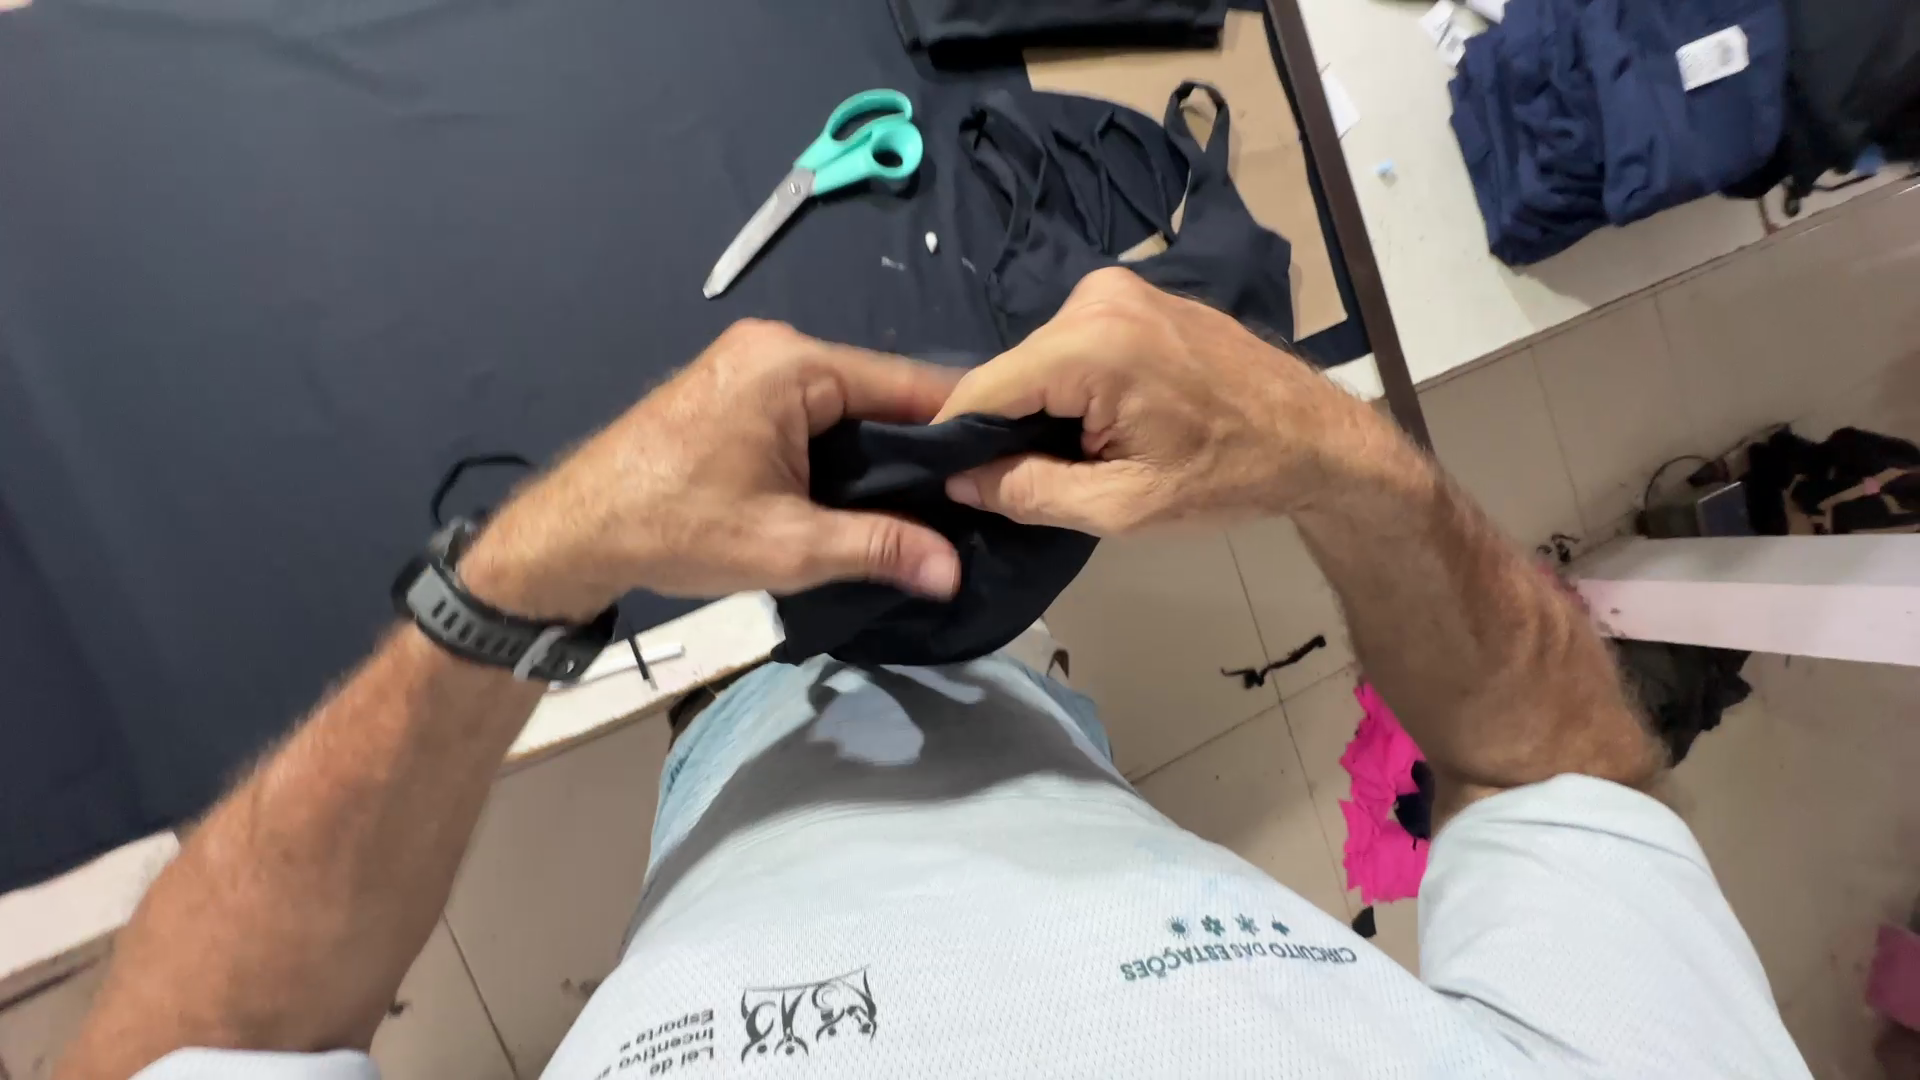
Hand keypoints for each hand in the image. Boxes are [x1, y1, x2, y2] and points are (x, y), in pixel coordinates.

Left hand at [460, 320, 964, 618]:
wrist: (573, 532)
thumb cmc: (677, 529)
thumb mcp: (788, 546)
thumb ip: (879, 547)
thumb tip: (954, 570)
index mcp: (792, 364)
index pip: (906, 383)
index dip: (958, 422)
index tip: (999, 457)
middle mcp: (776, 347)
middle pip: (877, 389)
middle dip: (920, 439)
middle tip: (968, 488)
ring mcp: (752, 362)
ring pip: (847, 402)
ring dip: (882, 445)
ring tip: (931, 492)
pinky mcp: (738, 386)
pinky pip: (814, 408)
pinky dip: (845, 443)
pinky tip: (868, 481)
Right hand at [932, 268, 1394, 534]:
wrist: (1315, 439)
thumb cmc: (1225, 478)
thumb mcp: (1120, 507)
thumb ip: (1028, 492)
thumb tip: (959, 478)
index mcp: (1091, 345)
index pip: (981, 388)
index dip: (954, 437)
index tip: (947, 478)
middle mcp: (1094, 299)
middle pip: (1010, 373)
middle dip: (1004, 427)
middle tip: (1023, 479)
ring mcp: (1116, 289)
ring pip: (1037, 361)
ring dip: (1038, 409)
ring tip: (1073, 453)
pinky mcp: (1133, 296)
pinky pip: (1069, 347)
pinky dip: (1067, 387)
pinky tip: (1098, 422)